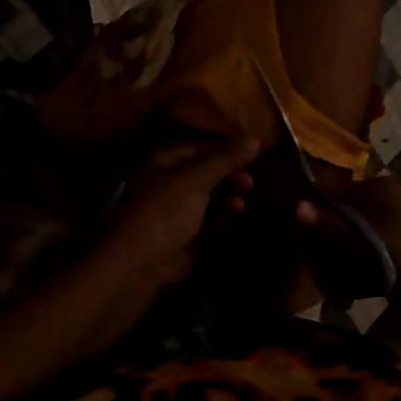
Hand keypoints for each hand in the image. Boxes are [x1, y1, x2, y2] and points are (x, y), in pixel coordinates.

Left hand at [98, 135, 260, 286]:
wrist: (144, 261)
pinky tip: (237, 211)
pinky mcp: (188, 234)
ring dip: (229, 193)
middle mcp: (169, 183)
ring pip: (211, 196)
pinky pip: (211, 219)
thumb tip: (256, 139)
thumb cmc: (165, 211)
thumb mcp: (195, 179)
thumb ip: (225, 160)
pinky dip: (224, 214)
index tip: (253, 150)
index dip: (225, 147)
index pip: (198, 147)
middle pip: (206, 172)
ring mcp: (178, 210)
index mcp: (162, 163)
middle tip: (250, 177)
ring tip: (246, 192)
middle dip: (230, 173)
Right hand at [296, 174, 400, 307]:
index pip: (331, 199)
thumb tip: (295, 206)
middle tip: (329, 285)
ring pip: (349, 246)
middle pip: (339, 225)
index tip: (311, 257)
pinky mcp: (394, 250)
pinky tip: (353, 295)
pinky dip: (357, 276)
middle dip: (330, 258)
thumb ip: (332, 228)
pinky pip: (364, 259)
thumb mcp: (368, 246)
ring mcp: (390, 227)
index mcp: (380, 190)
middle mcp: (384, 202)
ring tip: (341, 295)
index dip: (317, 227)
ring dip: (341, 272)